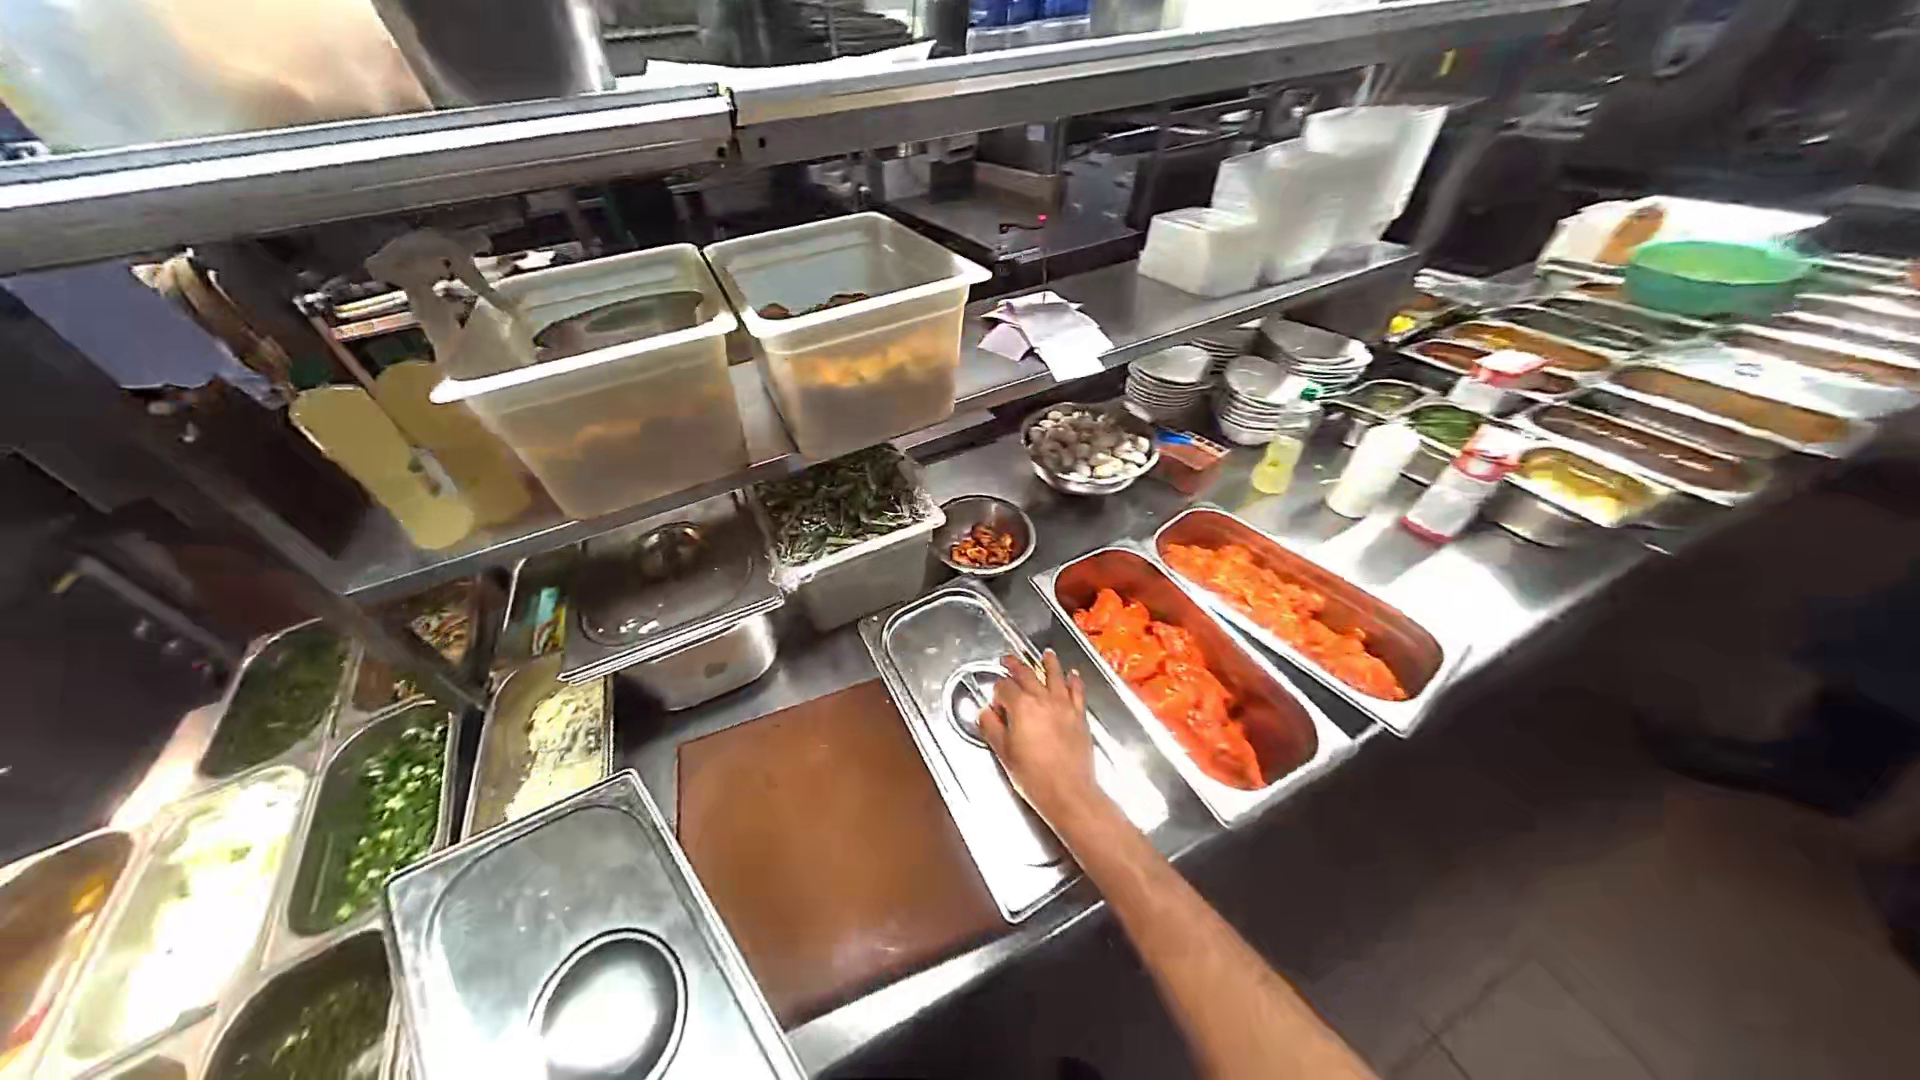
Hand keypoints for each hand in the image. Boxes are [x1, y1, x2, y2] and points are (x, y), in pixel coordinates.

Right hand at [981, 649, 1102, 827]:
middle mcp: (1043, 699)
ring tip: (1047, 654)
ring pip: (1055, 676)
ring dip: (1049, 663)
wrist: (1068, 792)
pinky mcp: (1079, 715)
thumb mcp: (1004, 752)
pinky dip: (1074, 680)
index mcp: (1021, 706)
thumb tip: (985, 713)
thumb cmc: (1034, 776)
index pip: (1004, 687)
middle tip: (1008, 660)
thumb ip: (992, 728)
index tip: (995, 702)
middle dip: (1015, 665)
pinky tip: (1073, 675)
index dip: (996, 692)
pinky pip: (1077, 691)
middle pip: (1027, 674)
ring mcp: (1064, 705)